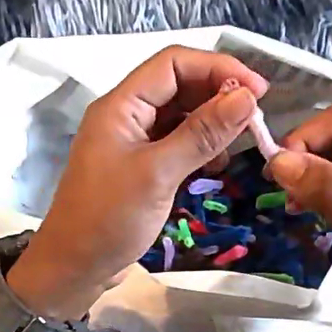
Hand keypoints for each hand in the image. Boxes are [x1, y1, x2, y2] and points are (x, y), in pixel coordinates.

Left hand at [8, 46, 269, 318]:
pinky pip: (175, 144)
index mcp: (120, 106)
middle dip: (218, 95)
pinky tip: (217, 163)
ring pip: (179, 116)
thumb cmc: (108, 219)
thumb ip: (201, 134)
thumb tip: (245, 97)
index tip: (258, 90)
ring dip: (211, 122)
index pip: (173, 63)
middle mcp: (126, 117)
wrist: (73, 268)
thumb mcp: (158, 174)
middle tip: (254, 119)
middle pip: (178, 86)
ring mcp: (132, 143)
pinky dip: (199, 147)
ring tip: (239, 142)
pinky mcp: (140, 168)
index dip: (218, 68)